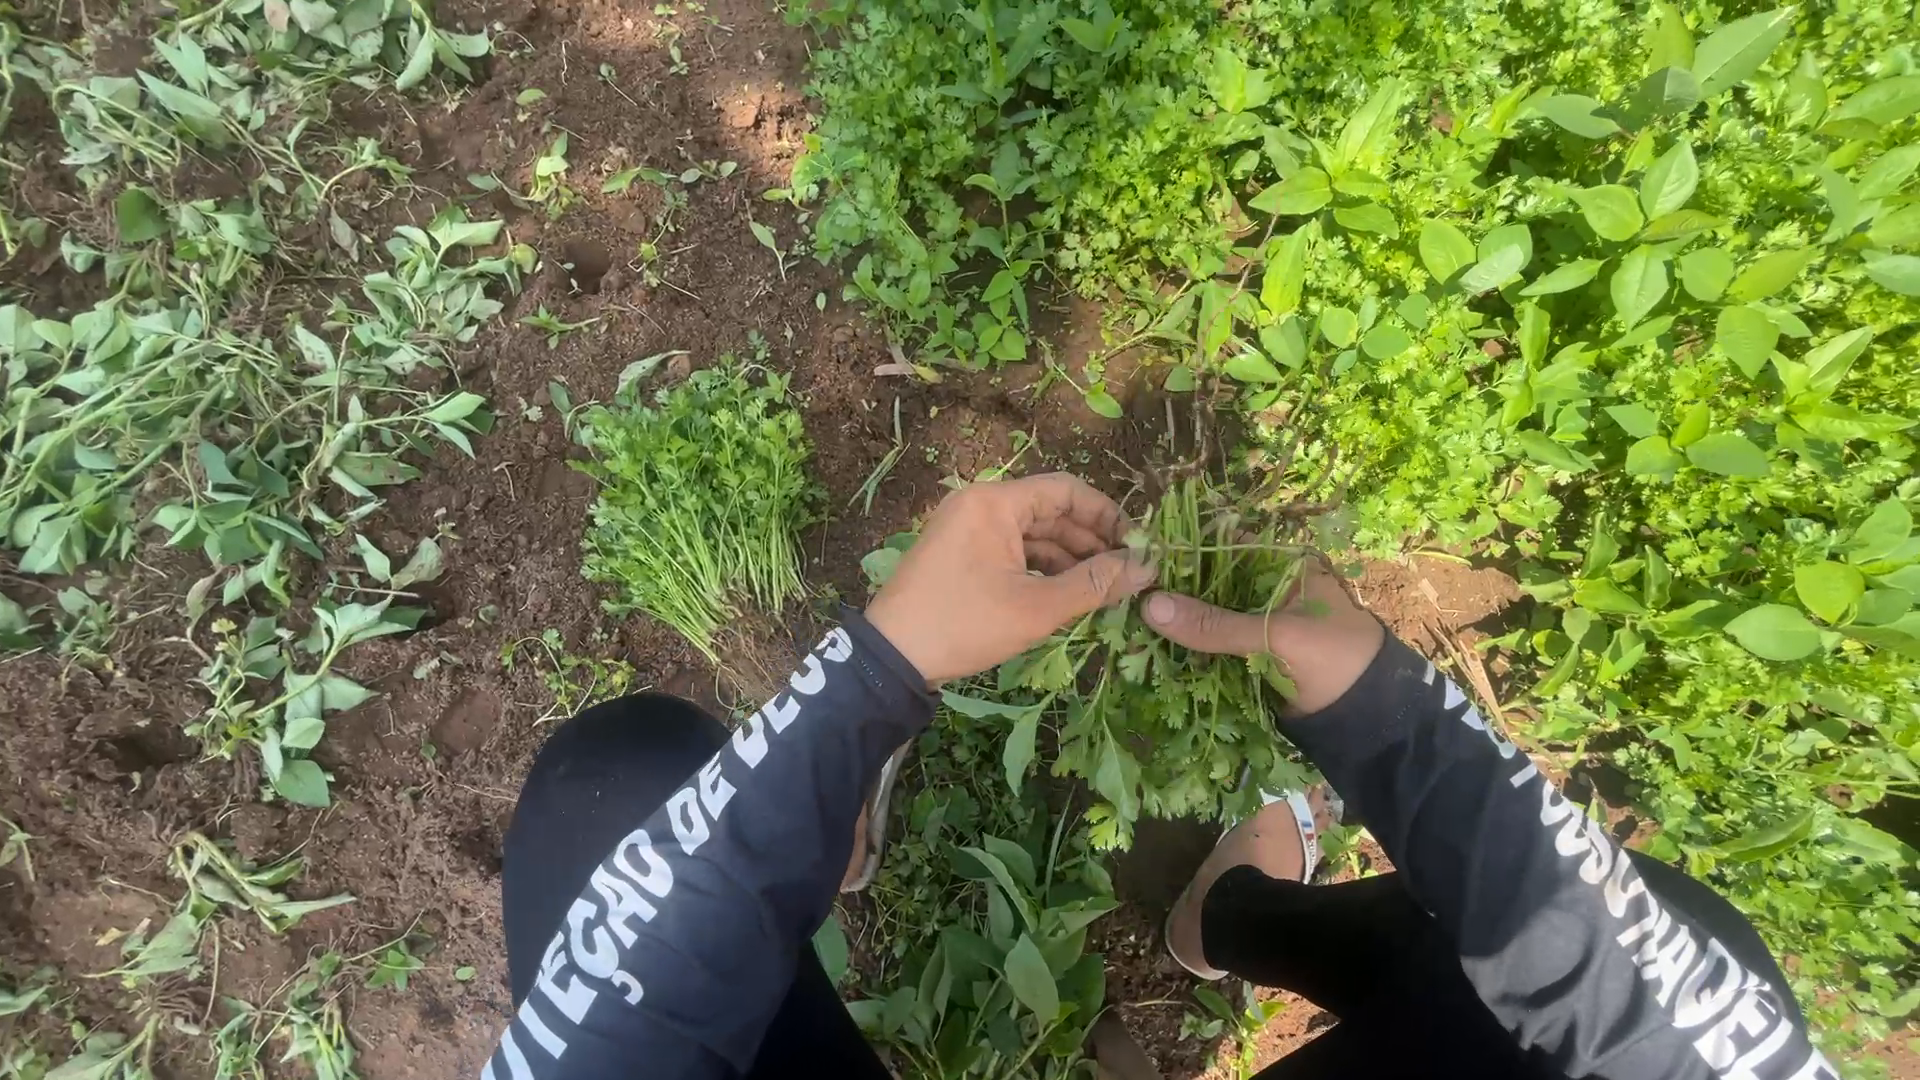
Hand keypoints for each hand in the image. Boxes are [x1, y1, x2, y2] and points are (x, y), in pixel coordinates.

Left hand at [866, 473, 1155, 684]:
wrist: (892, 657)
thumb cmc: (965, 624)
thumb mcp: (1036, 608)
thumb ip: (1095, 584)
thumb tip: (1148, 567)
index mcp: (994, 502)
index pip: (1066, 490)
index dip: (1107, 514)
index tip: (1137, 544)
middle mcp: (980, 505)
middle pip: (1050, 512)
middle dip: (1091, 542)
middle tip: (1127, 574)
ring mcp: (967, 529)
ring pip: (1032, 535)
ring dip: (1068, 560)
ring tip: (1104, 591)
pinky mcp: (961, 554)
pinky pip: (1011, 552)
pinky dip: (1040, 570)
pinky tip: (1066, 595)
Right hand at [1140, 558, 1384, 715]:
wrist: (1372, 723)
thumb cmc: (1335, 661)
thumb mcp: (1274, 637)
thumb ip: (1213, 623)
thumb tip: (1148, 604)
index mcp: (1279, 566)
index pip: (1220, 544)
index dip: (1181, 548)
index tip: (1138, 557)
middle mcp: (1262, 587)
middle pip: (1205, 580)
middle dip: (1168, 588)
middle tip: (1123, 593)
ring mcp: (1252, 622)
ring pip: (1202, 614)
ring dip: (1172, 621)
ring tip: (1127, 620)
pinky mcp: (1245, 654)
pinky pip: (1207, 644)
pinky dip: (1183, 647)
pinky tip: (1149, 648)